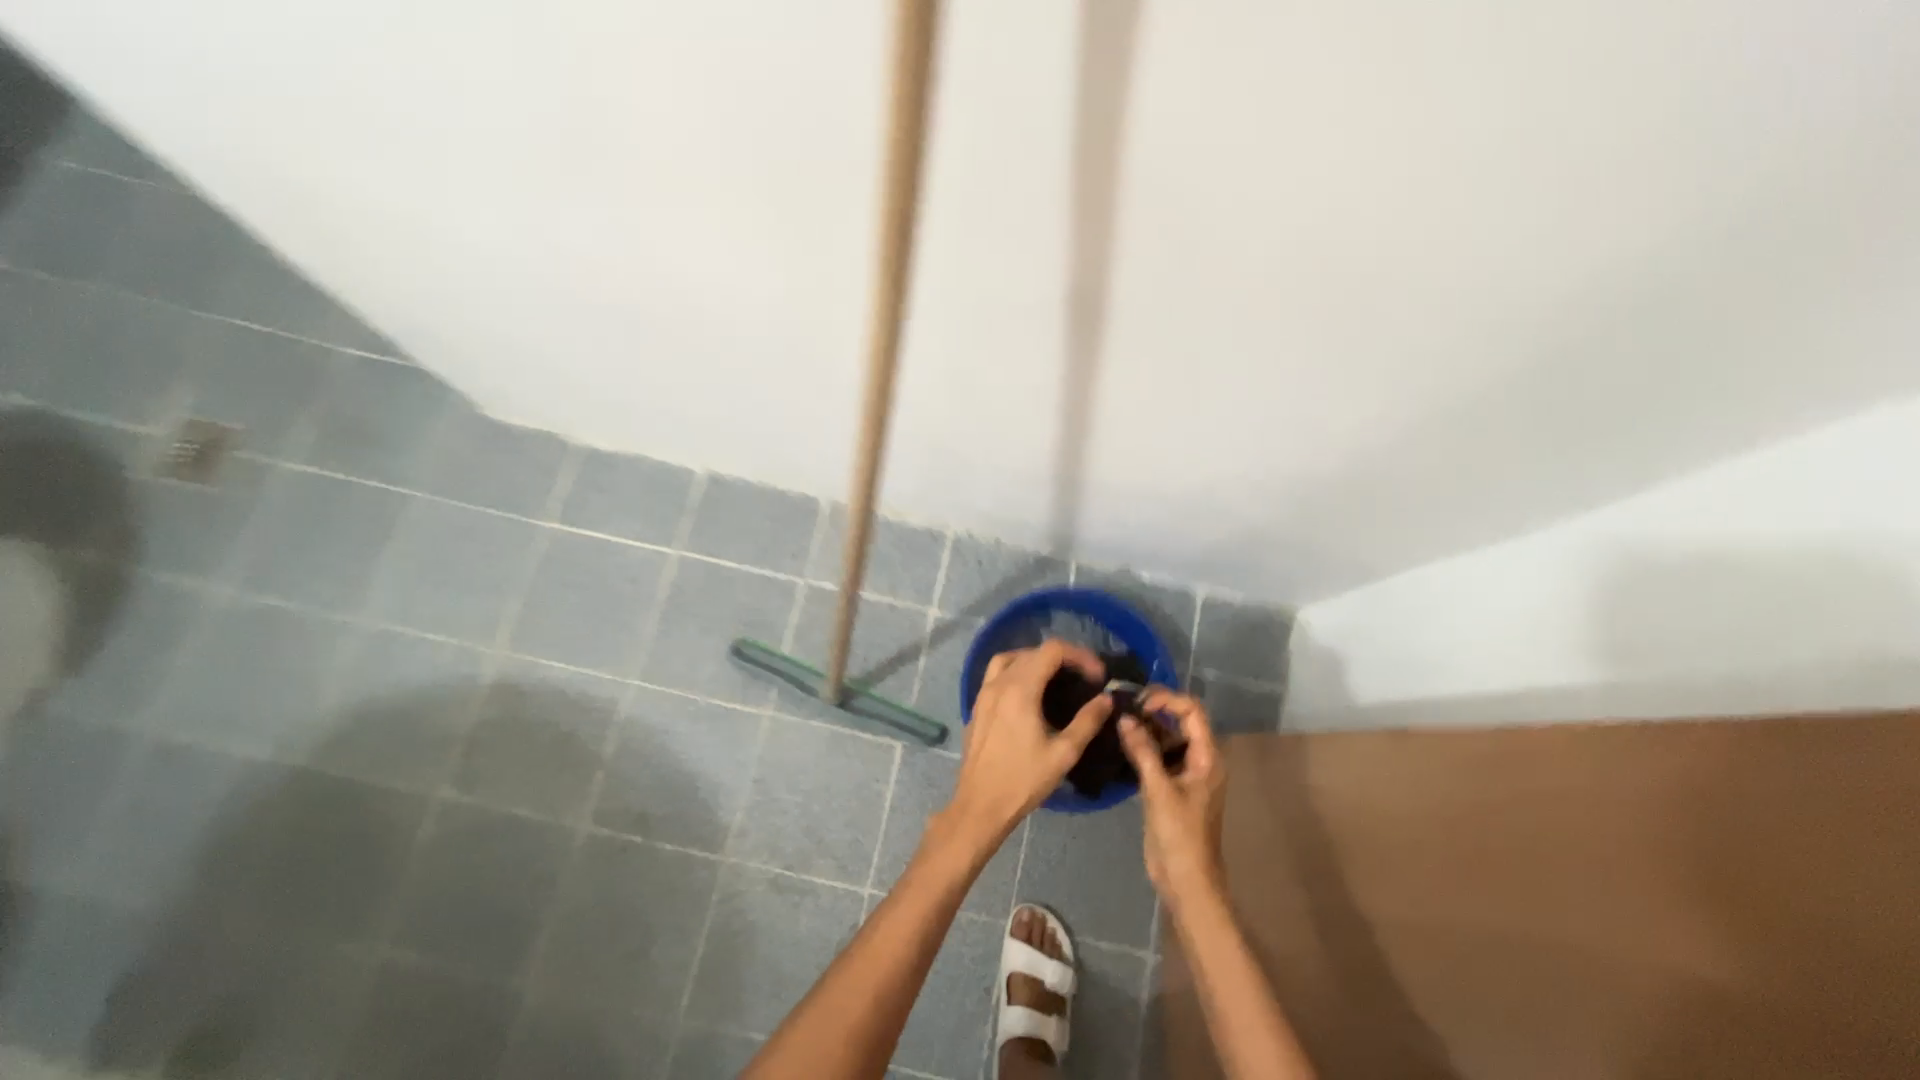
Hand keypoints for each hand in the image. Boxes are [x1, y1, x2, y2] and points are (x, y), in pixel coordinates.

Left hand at [941, 640, 1111, 843]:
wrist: (980, 805)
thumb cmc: (1024, 780)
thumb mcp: (1064, 753)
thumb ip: (1088, 721)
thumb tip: (1106, 699)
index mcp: (1020, 689)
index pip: (1052, 650)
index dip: (1080, 655)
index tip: (1098, 676)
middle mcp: (998, 683)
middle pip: (1032, 651)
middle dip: (1062, 657)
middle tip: (1084, 678)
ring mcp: (983, 694)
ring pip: (1010, 658)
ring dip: (1036, 660)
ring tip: (1057, 678)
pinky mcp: (977, 706)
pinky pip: (996, 674)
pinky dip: (1016, 671)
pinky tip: (1030, 694)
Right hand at [1118, 688, 1226, 902]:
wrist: (1186, 880)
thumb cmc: (1180, 835)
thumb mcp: (1159, 790)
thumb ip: (1143, 752)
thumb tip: (1125, 718)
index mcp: (1208, 757)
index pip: (1192, 711)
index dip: (1167, 699)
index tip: (1138, 703)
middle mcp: (1200, 761)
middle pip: (1180, 722)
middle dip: (1153, 711)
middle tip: (1121, 709)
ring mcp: (1186, 775)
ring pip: (1168, 740)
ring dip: (1146, 730)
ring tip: (1117, 724)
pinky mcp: (1171, 789)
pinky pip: (1159, 758)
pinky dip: (1143, 749)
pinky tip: (1121, 747)